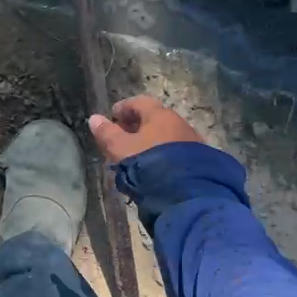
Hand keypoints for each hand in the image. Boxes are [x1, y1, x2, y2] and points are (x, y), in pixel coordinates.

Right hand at [88, 95, 204, 162]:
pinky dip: (163, 154)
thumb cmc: (148, 163)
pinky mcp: (201, 162)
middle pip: (155, 119)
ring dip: (151, 142)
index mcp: (159, 115)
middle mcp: (179, 123)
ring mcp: (193, 143)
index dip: (124, 108)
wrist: (189, 194)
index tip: (113, 116)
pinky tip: (155, 168)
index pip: (139, 102)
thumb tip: (95, 118)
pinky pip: (176, 152)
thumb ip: (107, 133)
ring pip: (166, 136)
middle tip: (123, 137)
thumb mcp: (120, 148)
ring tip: (137, 156)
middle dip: (137, 126)